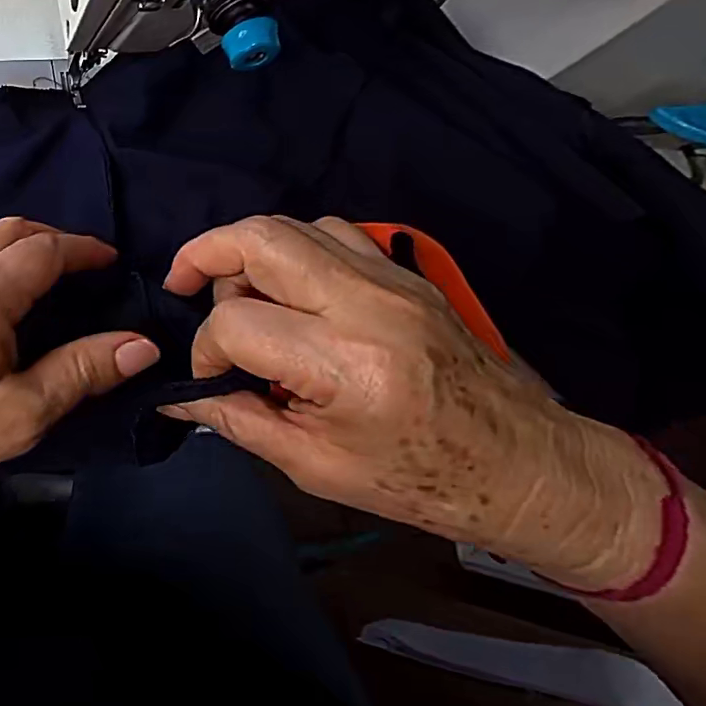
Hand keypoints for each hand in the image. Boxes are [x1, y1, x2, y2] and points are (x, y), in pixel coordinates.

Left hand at [0, 217, 161, 542]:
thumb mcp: (22, 409)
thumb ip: (82, 370)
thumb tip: (141, 345)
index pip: (44, 249)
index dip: (83, 249)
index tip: (111, 260)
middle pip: (7, 231)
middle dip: (51, 238)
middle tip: (83, 262)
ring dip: (15, 248)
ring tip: (46, 277)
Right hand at [159, 215, 667, 590]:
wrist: (533, 469)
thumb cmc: (417, 479)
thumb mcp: (307, 463)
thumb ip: (230, 417)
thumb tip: (172, 396)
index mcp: (345, 365)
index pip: (234, 323)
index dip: (204, 351)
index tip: (212, 378)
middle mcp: (368, 306)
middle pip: (258, 240)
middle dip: (201, 257)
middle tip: (181, 288)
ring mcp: (392, 282)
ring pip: (290, 226)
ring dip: (244, 253)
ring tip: (234, 293)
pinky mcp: (404, 277)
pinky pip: (328, 233)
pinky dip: (288, 249)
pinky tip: (281, 288)